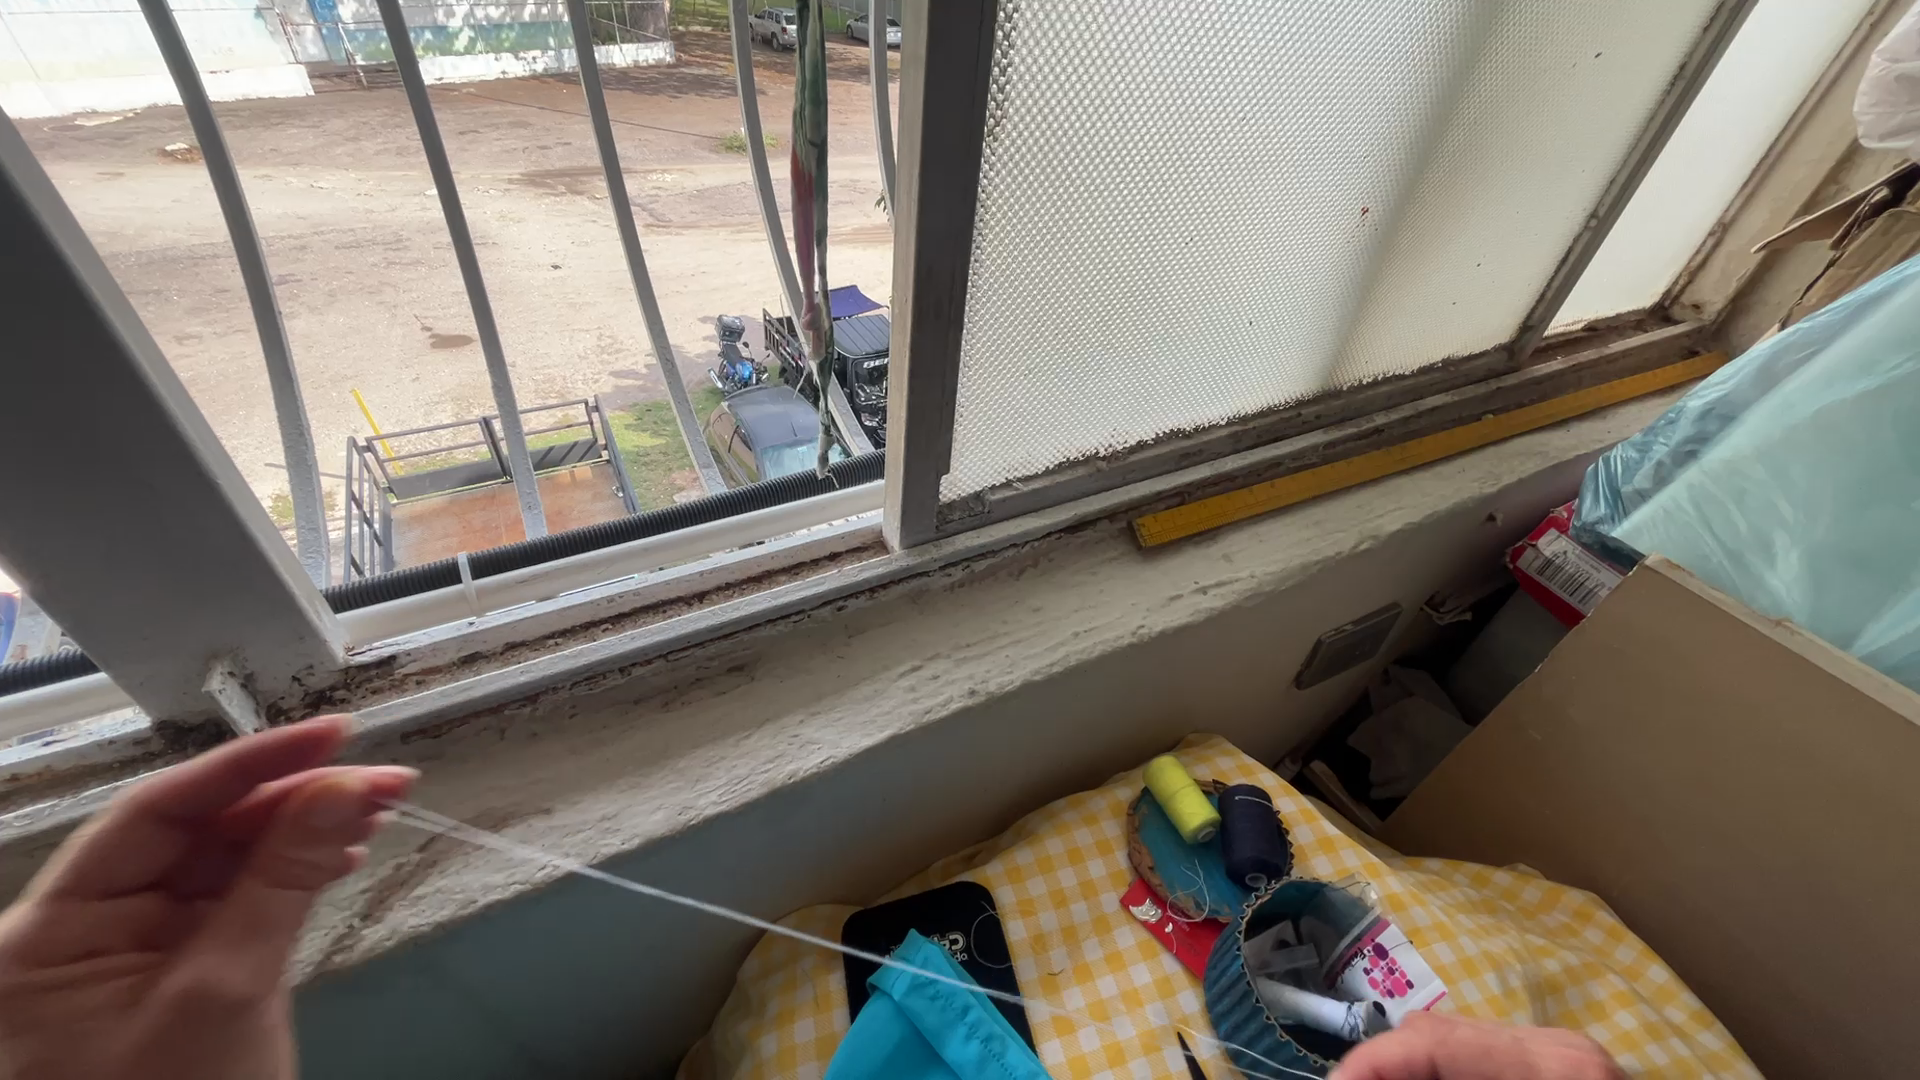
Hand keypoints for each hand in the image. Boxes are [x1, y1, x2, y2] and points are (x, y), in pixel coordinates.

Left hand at [0, 715, 415, 1079]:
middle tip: (390, 782)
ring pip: (234, 852)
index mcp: (51, 933)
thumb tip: (348, 783)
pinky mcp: (189, 956)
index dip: (252, 762)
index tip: (339, 732)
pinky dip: (303, 864)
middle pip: (204, 827)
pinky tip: (346, 855)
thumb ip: (285, 876)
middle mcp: (88, 924)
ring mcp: (141, 941)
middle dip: (301, 796)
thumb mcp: (229, 986)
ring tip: (384, 810)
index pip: (156, 812)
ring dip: (312, 826)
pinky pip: (247, 887)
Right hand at [1332, 1013, 1627, 1079]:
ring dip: (1407, 1073)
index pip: (1430, 1040)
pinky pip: (1475, 1059)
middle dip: (1381, 1069)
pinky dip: (1439, 1078)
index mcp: (1556, 1067)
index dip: (1369, 1064)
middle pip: (1432, 1034)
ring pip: (1448, 1043)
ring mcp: (1560, 1057)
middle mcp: (1555, 1046)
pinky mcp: (1561, 1073)